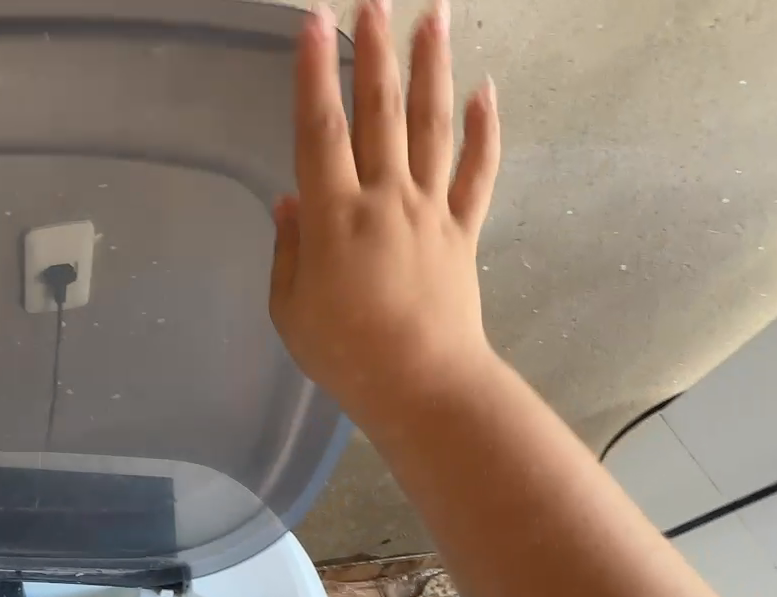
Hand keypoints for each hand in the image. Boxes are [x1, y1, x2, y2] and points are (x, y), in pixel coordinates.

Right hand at [269, 0, 501, 417]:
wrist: (417, 380)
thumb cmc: (340, 350)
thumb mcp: (289, 306)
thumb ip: (289, 248)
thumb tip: (292, 199)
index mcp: (334, 218)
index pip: (319, 132)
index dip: (314, 77)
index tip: (313, 25)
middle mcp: (385, 198)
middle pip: (380, 113)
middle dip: (375, 52)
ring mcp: (430, 209)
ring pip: (432, 125)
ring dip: (431, 68)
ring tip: (434, 15)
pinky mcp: (462, 228)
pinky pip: (477, 171)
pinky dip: (484, 130)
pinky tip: (487, 91)